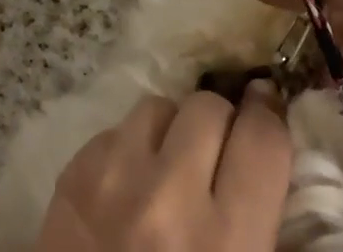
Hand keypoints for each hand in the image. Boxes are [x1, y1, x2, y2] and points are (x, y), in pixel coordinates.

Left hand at [32, 81, 291, 251]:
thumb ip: (263, 222)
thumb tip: (269, 148)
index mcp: (228, 237)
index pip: (261, 138)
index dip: (269, 118)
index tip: (268, 112)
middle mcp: (170, 193)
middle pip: (207, 106)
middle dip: (220, 123)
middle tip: (219, 149)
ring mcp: (114, 175)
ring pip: (157, 106)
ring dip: (172, 128)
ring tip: (172, 162)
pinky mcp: (73, 170)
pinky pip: (115, 129)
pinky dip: (129, 145)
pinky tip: (132, 179)